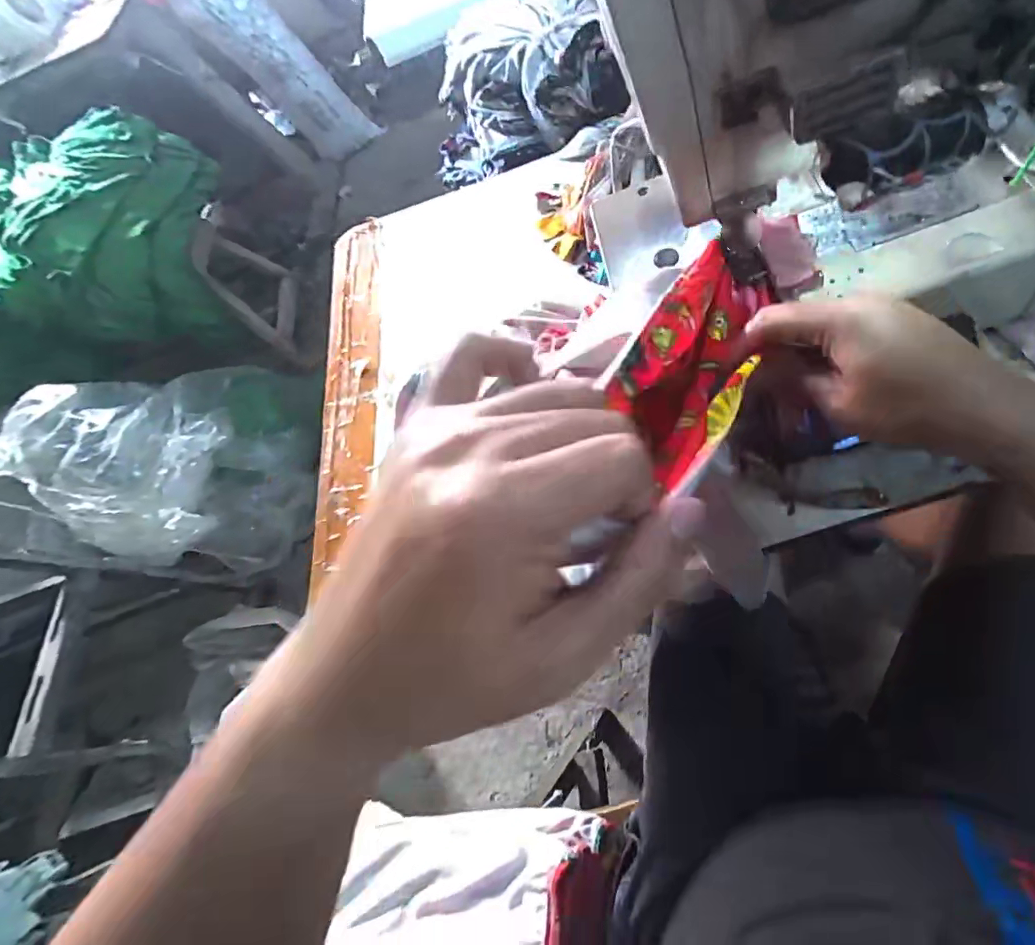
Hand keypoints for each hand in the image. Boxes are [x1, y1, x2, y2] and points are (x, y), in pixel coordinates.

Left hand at [246, 335, 701, 770]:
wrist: (343, 682)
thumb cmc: (458, 680)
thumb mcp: (566, 657)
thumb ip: (642, 578)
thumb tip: (691, 507)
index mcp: (502, 510)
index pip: (623, 457)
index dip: (643, 501)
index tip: (618, 546)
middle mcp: (469, 447)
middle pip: (600, 417)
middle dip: (621, 469)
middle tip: (597, 526)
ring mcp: (436, 425)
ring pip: (560, 390)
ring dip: (587, 435)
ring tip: (568, 490)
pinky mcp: (416, 424)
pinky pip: (473, 351)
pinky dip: (518, 365)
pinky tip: (530, 400)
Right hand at [740, 296, 1034, 461]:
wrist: (982, 405)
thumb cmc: (906, 409)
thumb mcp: (842, 405)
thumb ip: (796, 382)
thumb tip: (763, 371)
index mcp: (838, 315)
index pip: (775, 318)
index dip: (747, 342)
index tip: (731, 368)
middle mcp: (859, 298)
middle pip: (803, 317)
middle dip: (780, 348)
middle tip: (767, 383)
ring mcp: (886, 304)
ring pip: (830, 322)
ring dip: (810, 349)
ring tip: (804, 383)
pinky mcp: (904, 316)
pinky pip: (856, 326)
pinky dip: (838, 347)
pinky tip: (843, 372)